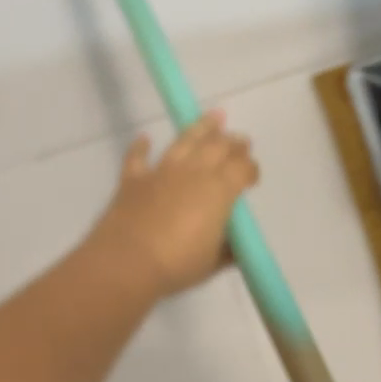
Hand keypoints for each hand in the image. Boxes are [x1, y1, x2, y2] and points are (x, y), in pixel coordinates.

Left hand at [85, 112, 258, 296]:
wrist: (128, 262)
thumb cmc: (177, 265)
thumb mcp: (212, 263)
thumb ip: (226, 251)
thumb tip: (235, 248)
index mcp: (220, 190)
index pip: (243, 169)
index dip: (251, 169)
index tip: (252, 176)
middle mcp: (193, 172)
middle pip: (219, 147)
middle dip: (233, 142)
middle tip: (240, 141)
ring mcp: (162, 172)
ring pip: (185, 140)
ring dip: (202, 127)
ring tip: (215, 116)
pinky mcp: (134, 179)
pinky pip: (137, 157)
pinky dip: (141, 147)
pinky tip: (144, 138)